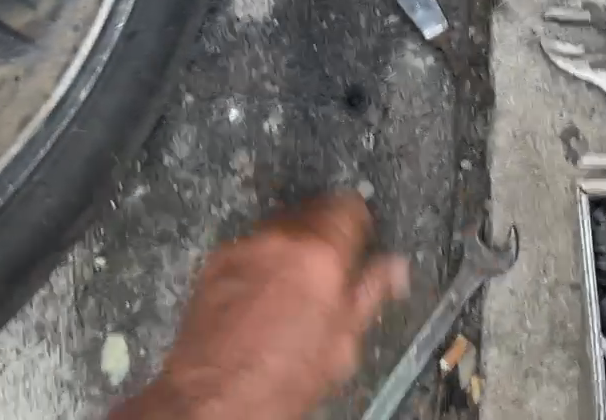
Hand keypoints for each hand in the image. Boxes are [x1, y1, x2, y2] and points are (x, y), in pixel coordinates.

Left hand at [110, 192, 408, 419]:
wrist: (211, 400)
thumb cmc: (280, 381)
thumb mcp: (341, 344)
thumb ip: (371, 293)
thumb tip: (395, 267)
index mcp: (323, 255)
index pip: (351, 205)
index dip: (360, 221)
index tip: (360, 239)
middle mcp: (285, 237)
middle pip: (317, 209)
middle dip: (328, 232)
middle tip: (329, 268)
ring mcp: (249, 244)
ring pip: (285, 225)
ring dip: (295, 243)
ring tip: (293, 285)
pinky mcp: (220, 256)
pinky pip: (254, 242)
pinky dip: (264, 257)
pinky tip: (262, 293)